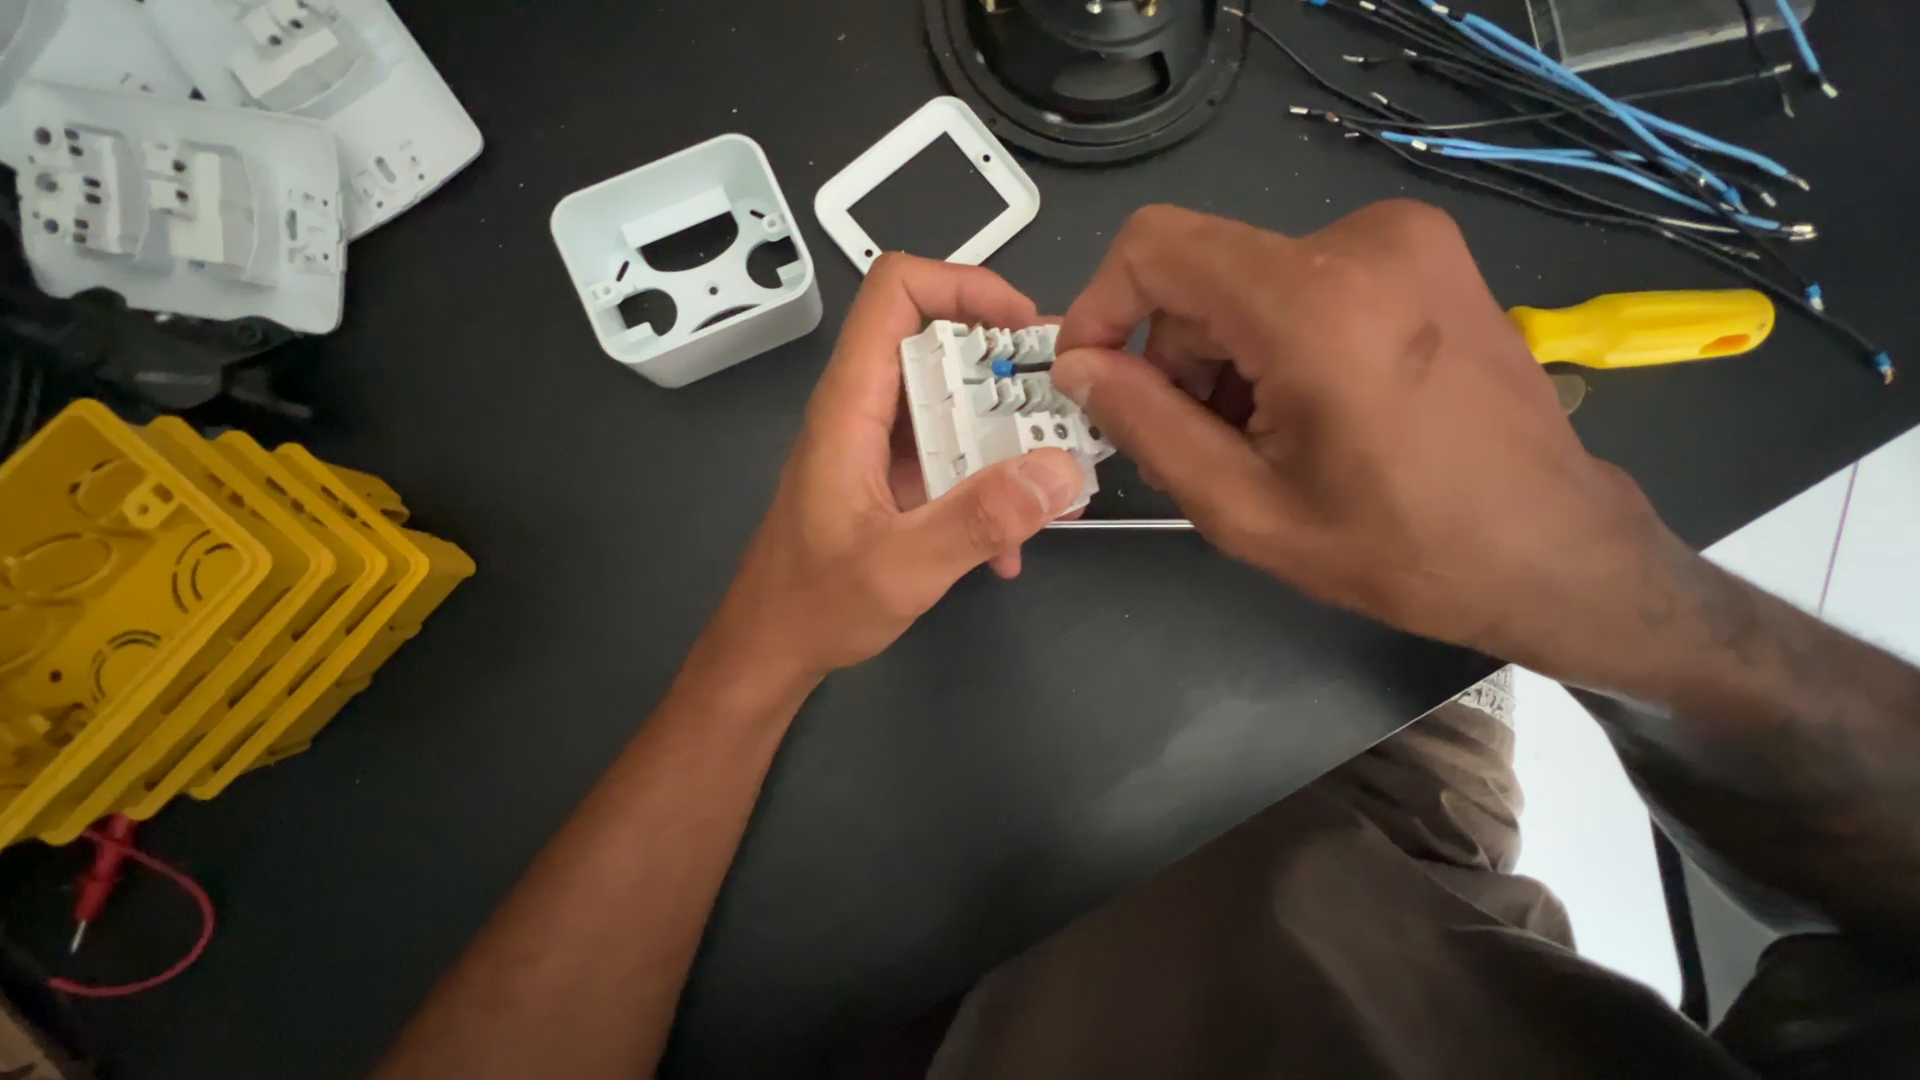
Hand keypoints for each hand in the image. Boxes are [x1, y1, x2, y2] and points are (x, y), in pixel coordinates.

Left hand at [704, 254, 1087, 681]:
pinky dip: (989, 486)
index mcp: (851, 406)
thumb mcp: (901, 567)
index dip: (963, 285)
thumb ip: (979, 520)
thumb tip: (1058, 472)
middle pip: (937, 345)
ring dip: (1008, 432)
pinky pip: (951, 461)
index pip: (895, 292)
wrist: (770, 650)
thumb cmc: (814, 606)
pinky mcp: (892, 485)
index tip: (1024, 328)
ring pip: (952, 406)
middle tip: (1068, 398)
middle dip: (1007, 365)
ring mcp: (879, 450)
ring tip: (1060, 471)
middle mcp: (866, 414)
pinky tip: (1011, 546)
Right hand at [1052, 203, 1688, 685]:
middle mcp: (1361, 241)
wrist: (1552, 550)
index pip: (1154, 248)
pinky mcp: (1424, 254)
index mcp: (1314, 304)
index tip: (1092, 375)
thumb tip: (1079, 367)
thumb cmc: (1397, 548)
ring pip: (1245, 281)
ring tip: (1259, 437)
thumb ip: (1147, 426)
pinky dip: (1272, 340)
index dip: (1100, 306)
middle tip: (1195, 440)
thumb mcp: (1244, 508)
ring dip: (1222, 356)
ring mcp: (1404, 239)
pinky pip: (1299, 281)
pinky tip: (1304, 408)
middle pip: (1200, 274)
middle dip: (1172, 356)